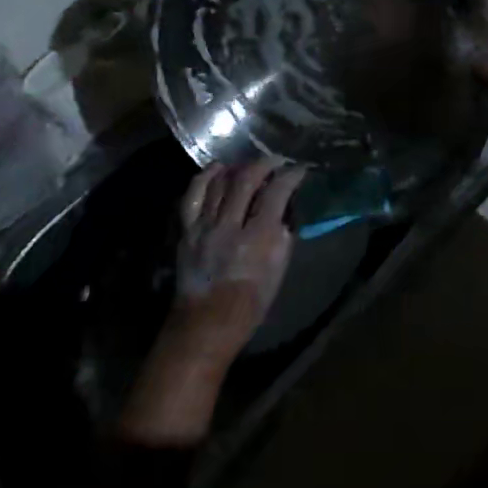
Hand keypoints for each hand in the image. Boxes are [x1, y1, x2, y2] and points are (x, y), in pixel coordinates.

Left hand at [116, 160, 304, 447]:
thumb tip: (284, 211)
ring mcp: (205, 226)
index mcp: (258, 238)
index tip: (300, 170)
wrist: (205, 325)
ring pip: (220, 181)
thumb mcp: (279, 270)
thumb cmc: (250, 303)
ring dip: (238, 167)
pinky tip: (218, 170)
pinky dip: (206, 177)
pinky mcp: (187, 230)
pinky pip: (193, 194)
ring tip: (249, 165)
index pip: (277, 192)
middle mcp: (230, 225)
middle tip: (276, 161)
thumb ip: (283, 236)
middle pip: (246, 178)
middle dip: (265, 163)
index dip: (291, 175)